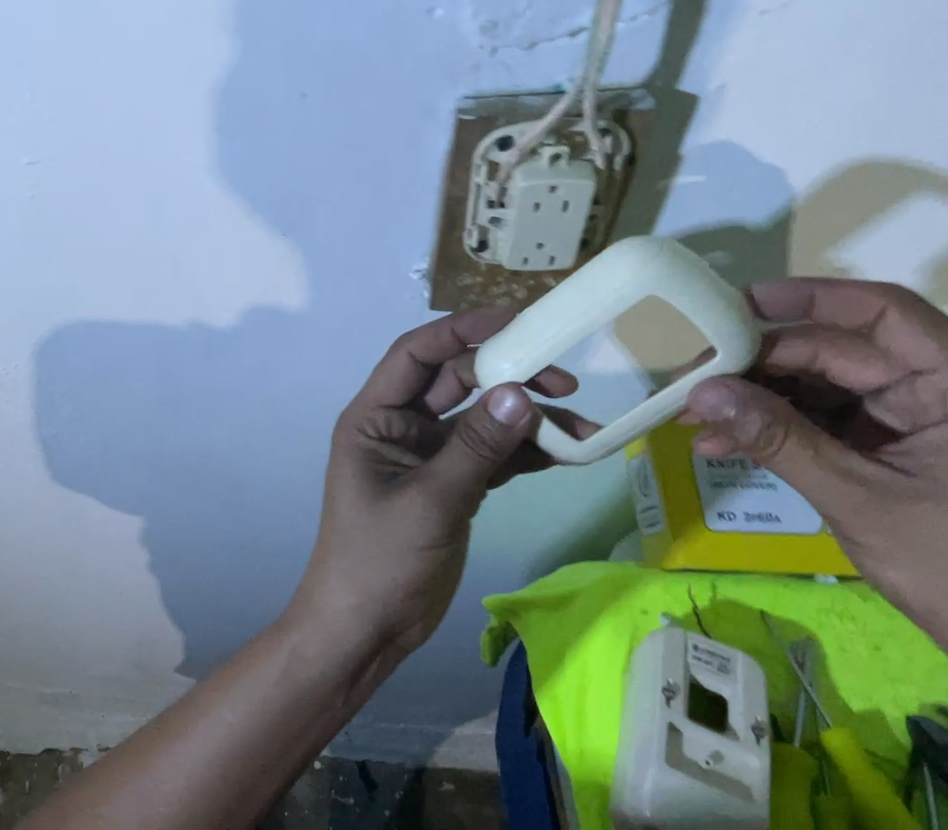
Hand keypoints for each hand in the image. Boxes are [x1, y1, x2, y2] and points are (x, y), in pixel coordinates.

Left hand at [287, 306, 577, 661]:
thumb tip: (521, 393)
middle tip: (565, 378)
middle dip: (507, 373)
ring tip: (581, 424)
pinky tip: (568, 453)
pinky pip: (492, 455)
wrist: (366, 627)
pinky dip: (526, 452)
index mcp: (374, 416)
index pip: (416, 354)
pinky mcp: (451, 485)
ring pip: (481, 418)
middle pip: (456, 380)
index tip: (518, 320)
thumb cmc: (379, 559)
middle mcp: (400, 426)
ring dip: (526, 417)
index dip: (462, 330)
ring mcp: (427, 456)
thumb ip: (476, 448)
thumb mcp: (430, 500)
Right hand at [681, 278, 947, 676]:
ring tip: (696, 419)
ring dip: (765, 402)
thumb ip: (780, 439)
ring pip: (833, 390)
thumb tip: (702, 393)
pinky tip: (730, 443)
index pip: (885, 316)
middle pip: (846, 354)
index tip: (732, 306)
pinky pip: (840, 425)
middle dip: (764, 364)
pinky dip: (787, 431)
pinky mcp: (915, 455)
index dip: (807, 300)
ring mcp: (935, 425)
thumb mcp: (862, 503)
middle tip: (692, 381)